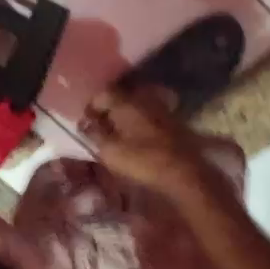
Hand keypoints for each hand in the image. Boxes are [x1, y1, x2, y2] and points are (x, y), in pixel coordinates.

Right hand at [81, 86, 219, 201]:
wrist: (186, 174)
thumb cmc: (142, 161)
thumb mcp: (109, 151)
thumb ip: (94, 134)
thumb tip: (84, 123)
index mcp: (126, 102)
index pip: (101, 94)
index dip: (89, 107)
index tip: (84, 123)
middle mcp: (144, 99)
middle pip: (120, 98)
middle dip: (107, 110)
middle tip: (98, 126)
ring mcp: (162, 109)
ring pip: (136, 106)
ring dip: (124, 116)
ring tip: (116, 133)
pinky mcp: (174, 123)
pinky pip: (149, 116)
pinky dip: (139, 123)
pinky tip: (136, 137)